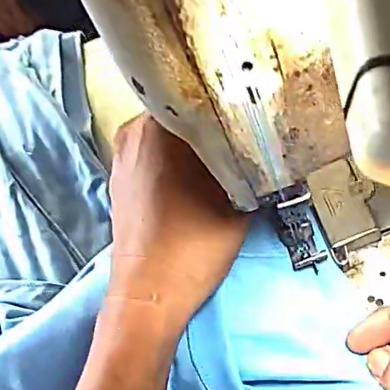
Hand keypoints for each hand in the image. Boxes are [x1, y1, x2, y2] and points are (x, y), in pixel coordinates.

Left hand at [106, 115, 249, 322]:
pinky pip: (157, 160)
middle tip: (247, 144)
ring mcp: (123, 157)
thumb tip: (266, 153)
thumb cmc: (190, 249)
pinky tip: (200, 186)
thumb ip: (253, 170)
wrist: (149, 296)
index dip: (233, 105)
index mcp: (160, 124)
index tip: (256, 117)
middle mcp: (134, 131)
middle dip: (215, 128)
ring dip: (197, 150)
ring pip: (171, 139)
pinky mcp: (122, 183)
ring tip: (227, 166)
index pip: (204, 93)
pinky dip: (178, 167)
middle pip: (185, 115)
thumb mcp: (237, 205)